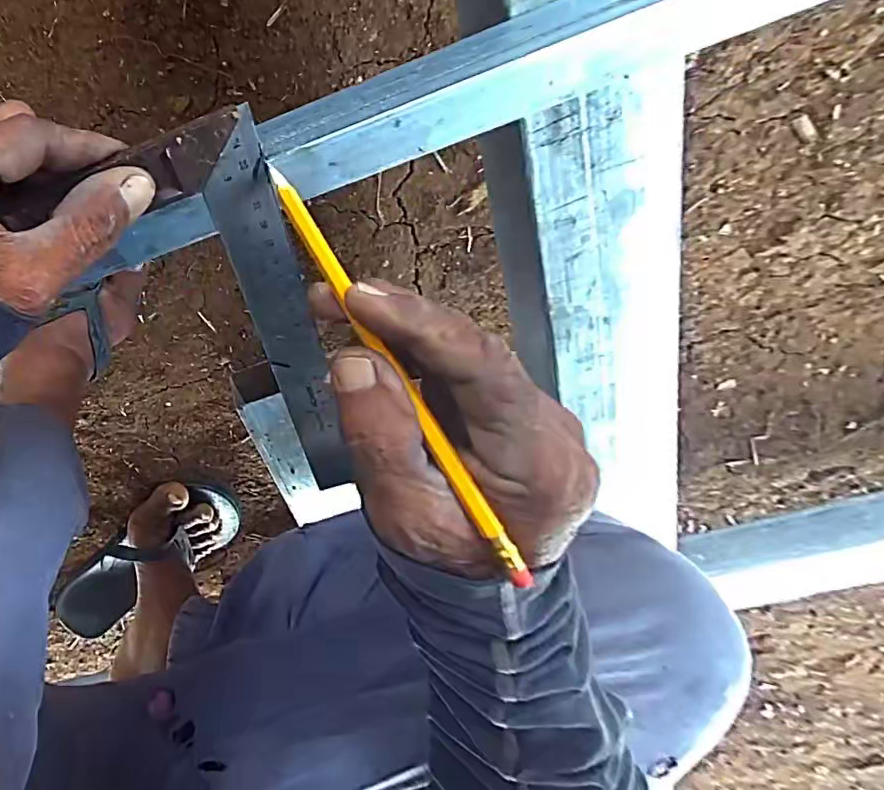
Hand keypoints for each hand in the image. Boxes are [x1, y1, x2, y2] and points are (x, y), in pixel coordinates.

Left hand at [0, 102, 154, 315]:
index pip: (30, 134)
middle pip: (10, 129)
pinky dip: (15, 184)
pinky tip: (42, 212)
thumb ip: (88, 227)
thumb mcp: (32, 278)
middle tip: (102, 182)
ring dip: (39, 169)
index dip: (85, 147)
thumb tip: (134, 186)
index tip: (124, 165)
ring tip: (78, 198)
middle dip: (62, 154)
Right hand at [311, 280, 597, 575]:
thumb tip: (354, 362)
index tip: (359, 300)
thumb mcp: (404, 515)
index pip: (483, 368)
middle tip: (335, 297)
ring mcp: (531, 409)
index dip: (418, 325)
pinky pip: (454, 360)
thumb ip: (380, 438)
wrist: (487, 586)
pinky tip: (371, 339)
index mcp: (538, 460)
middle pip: (470, 348)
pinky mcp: (505, 402)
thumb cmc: (449, 559)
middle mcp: (547, 424)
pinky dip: (408, 346)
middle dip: (399, 318)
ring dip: (397, 328)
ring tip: (340, 311)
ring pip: (459, 348)